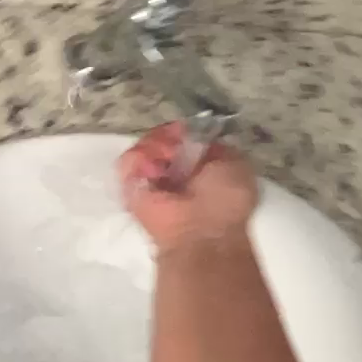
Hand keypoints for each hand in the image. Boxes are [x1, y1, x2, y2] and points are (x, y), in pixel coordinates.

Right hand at [116, 121, 258, 256]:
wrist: (199, 230)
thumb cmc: (224, 199)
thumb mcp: (234, 164)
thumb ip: (214, 146)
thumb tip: (190, 135)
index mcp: (197, 166)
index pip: (180, 136)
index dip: (181, 130)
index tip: (184, 132)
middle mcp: (171, 170)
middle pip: (159, 138)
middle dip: (165, 137)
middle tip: (172, 150)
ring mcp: (148, 178)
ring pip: (142, 146)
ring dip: (153, 149)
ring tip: (163, 164)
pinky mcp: (128, 187)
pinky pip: (126, 162)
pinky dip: (138, 161)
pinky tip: (151, 172)